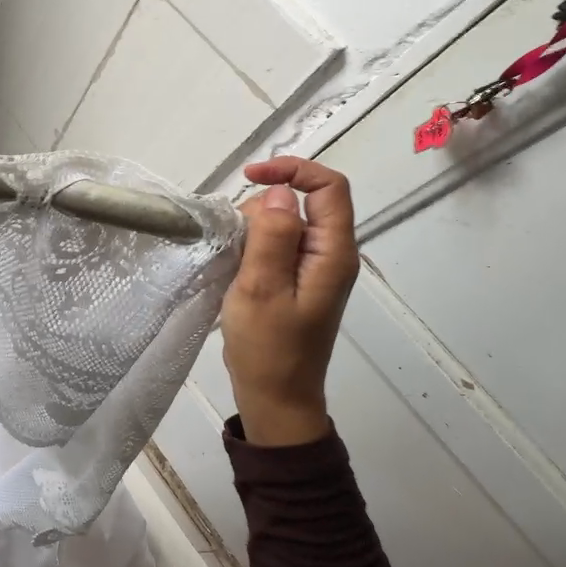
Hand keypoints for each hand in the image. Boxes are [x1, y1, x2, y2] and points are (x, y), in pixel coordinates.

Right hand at [221, 156, 359, 446]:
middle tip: (234, 242)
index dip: (292, 170)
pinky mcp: (295, 280)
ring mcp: (313, 268)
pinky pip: (275, 244)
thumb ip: (271, 236)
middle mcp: (329, 255)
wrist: (274, 396)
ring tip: (233, 264)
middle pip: (302, 202)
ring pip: (283, 222)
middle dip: (261, 208)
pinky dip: (251, 246)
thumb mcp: (261, 288)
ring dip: (252, 229)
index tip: (248, 177)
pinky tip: (235, 270)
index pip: (328, 187)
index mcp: (332, 254)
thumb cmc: (268, 346)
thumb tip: (279, 193)